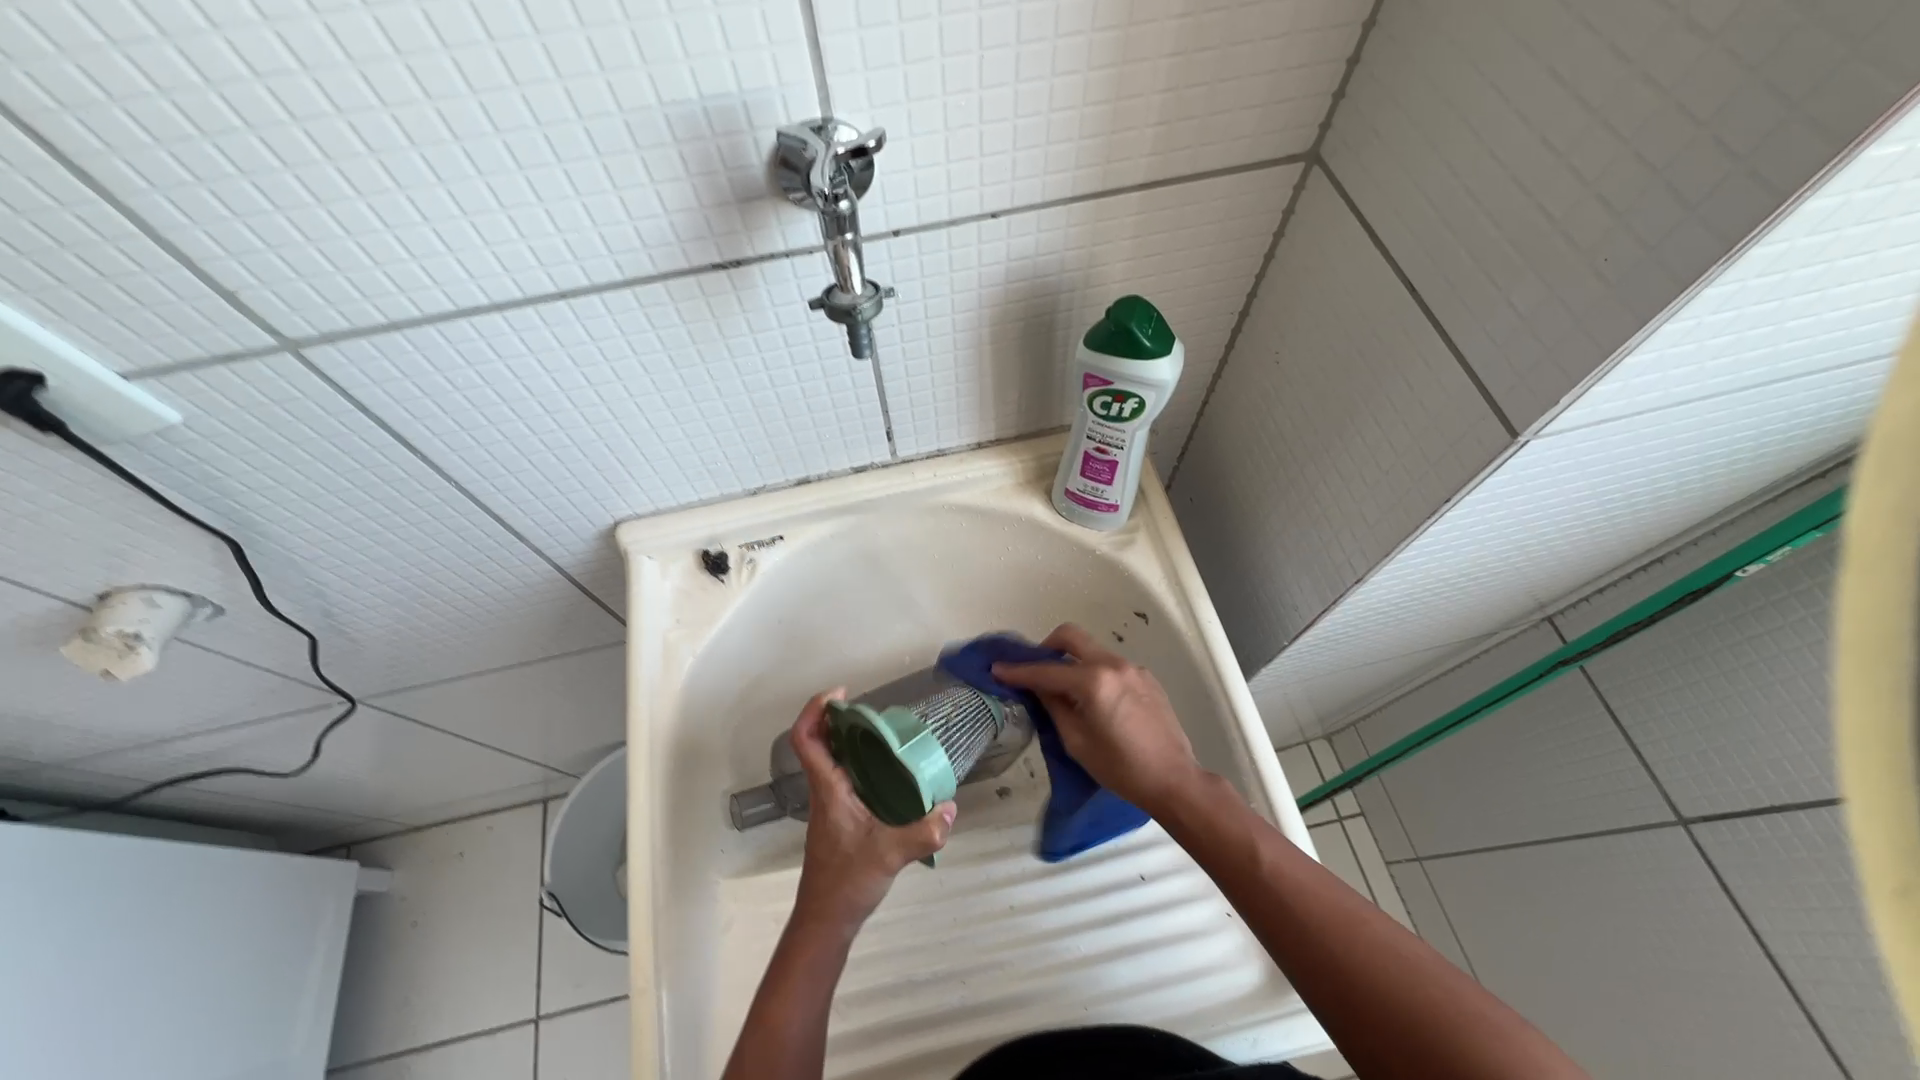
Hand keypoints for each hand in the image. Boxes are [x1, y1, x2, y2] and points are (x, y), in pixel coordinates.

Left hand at [787, 690, 955, 936]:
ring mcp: (830, 807)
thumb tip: (950, 808)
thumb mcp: (891, 855)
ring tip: (888, 738)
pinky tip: (892, 776)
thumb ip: (923, 832)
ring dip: (851, 743)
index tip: (841, 694)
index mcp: (828, 790)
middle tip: (874, 713)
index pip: (806, 739)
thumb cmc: (847, 882)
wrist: (825, 920)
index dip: (815, 710)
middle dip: (840, 720)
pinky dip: (862, 767)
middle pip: (820, 744)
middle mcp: (825, 792)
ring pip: (832, 762)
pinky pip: (845, 780)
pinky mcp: (840, 820)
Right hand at [992, 623, 1206, 816]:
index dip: (1018, 671)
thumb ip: (1054, 707)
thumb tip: (1038, 687)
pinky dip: (1094, 673)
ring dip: (1072, 662)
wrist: (1173, 779)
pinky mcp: (1146, 678)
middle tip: (1034, 669)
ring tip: (1064, 692)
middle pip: (1071, 637)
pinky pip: (1111, 666)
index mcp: (1094, 681)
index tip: (997, 669)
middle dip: (1046, 647)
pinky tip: (1094, 702)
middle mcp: (1114, 665)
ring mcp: (1133, 669)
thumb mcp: (1076, 741)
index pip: (1046, 671)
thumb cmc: (1121, 769)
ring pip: (1092, 650)